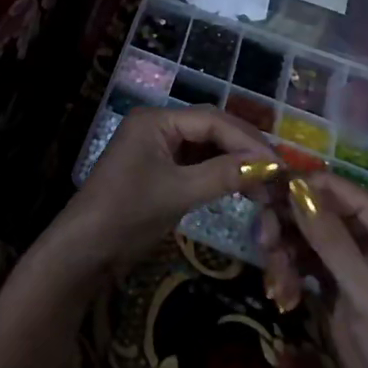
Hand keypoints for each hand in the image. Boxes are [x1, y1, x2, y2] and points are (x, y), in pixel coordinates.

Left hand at [47, 105, 278, 279]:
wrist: (88, 247)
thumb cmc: (128, 212)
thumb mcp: (178, 192)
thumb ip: (223, 175)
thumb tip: (270, 166)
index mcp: (155, 120)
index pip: (212, 120)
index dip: (248, 141)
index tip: (280, 165)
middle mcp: (157, 127)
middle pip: (212, 130)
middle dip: (245, 151)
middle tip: (279, 175)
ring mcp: (158, 149)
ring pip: (207, 148)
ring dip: (235, 164)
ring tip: (266, 187)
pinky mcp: (160, 172)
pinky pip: (197, 165)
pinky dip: (221, 175)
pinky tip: (244, 190)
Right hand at [261, 173, 367, 367]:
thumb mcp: (367, 293)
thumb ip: (332, 241)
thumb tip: (297, 191)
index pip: (335, 188)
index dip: (297, 190)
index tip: (261, 201)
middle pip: (311, 207)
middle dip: (284, 225)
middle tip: (266, 247)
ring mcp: (350, 254)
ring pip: (299, 232)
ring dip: (282, 254)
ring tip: (278, 285)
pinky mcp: (333, 276)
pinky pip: (299, 257)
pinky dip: (287, 273)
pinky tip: (285, 295)